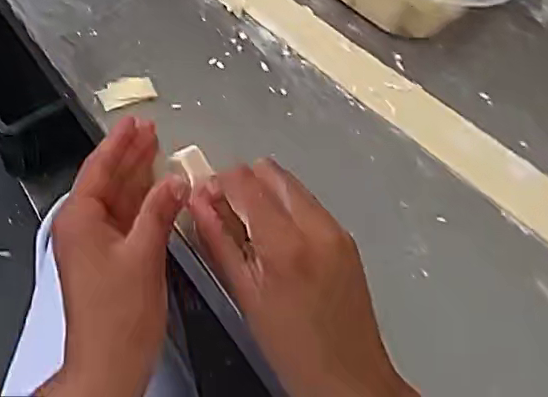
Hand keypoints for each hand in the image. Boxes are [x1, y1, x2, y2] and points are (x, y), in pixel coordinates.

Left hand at [37, 117, 188, 396]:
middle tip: (150, 129)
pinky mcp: (105, 259)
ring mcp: (92, 242)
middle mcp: (80, 224)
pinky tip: (158, 192)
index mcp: (79, 216)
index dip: (119, 142)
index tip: (135, 121)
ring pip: (116, 198)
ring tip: (155, 149)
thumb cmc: (118, 315)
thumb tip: (175, 180)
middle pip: (107, 179)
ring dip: (136, 176)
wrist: (107, 368)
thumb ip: (159, 213)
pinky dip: (140, 204)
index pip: (99, 167)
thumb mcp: (143, 257)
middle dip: (129, 154)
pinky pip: (122, 218)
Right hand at [189, 160, 415, 396]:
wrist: (352, 382)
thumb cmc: (295, 350)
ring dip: (263, 194)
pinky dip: (284, 208)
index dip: (217, 183)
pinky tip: (276, 240)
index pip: (242, 180)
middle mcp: (315, 227)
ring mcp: (335, 230)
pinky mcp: (345, 237)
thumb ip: (217, 238)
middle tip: (226, 212)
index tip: (205, 199)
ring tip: (252, 230)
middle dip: (241, 184)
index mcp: (285, 243)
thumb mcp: (244, 293)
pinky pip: (305, 202)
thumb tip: (195, 200)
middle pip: (267, 171)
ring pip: (286, 182)